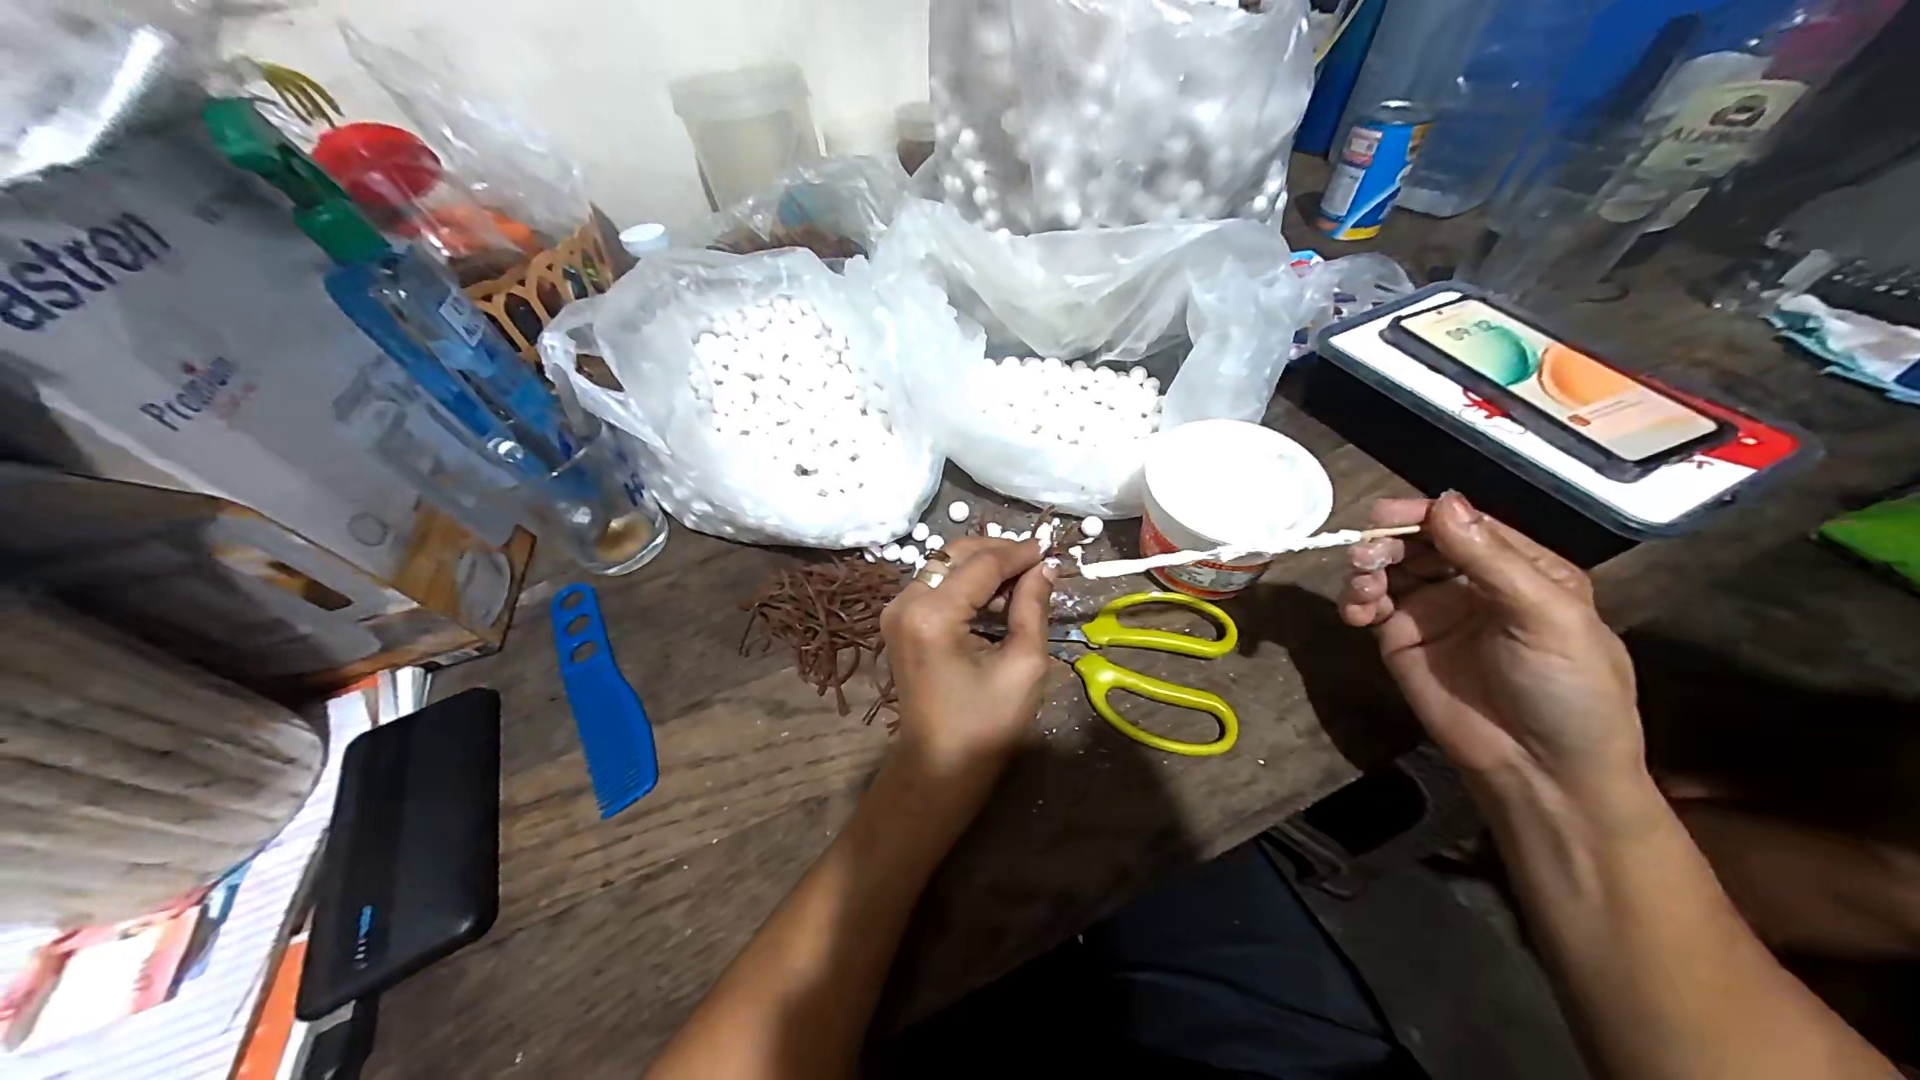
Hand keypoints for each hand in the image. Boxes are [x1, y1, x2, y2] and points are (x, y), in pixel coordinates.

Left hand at [880, 537, 1057, 784]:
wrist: (941, 764)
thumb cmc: (986, 723)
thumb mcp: (1024, 665)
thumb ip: (1033, 607)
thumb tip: (1045, 567)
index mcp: (933, 616)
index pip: (982, 564)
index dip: (1019, 553)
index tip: (1050, 550)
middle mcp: (905, 604)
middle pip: (955, 554)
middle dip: (998, 552)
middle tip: (1036, 562)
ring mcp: (896, 611)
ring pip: (943, 565)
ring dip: (982, 565)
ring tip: (1020, 582)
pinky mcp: (898, 620)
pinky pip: (934, 583)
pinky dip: (965, 582)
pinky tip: (994, 597)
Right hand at [1338, 492, 1644, 804]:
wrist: (1540, 771)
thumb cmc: (1567, 691)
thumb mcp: (1547, 618)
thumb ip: (1492, 559)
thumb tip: (1442, 501)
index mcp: (1519, 568)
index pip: (1462, 523)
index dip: (1422, 514)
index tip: (1383, 516)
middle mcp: (1470, 582)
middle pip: (1416, 542)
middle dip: (1385, 542)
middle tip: (1366, 557)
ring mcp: (1431, 609)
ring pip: (1386, 569)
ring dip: (1365, 569)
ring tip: (1363, 589)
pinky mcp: (1399, 638)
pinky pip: (1368, 605)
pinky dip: (1354, 600)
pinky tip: (1356, 612)